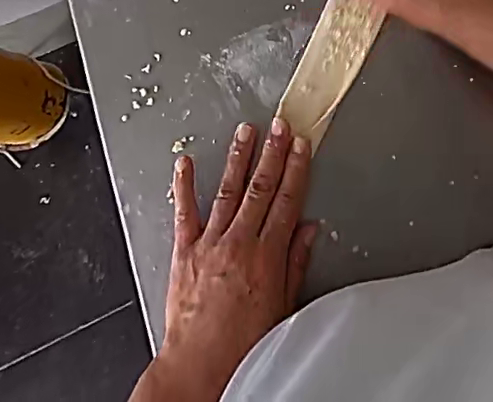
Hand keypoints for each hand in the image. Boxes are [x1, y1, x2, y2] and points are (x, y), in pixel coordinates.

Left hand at [133, 119, 316, 401]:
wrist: (199, 367)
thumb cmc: (245, 346)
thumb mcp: (283, 309)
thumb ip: (295, 264)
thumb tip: (309, 228)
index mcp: (266, 257)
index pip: (286, 201)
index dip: (295, 169)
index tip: (300, 145)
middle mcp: (239, 243)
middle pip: (260, 188)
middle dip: (272, 153)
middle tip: (278, 124)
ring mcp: (209, 242)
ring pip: (228, 190)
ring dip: (239, 158)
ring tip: (246, 130)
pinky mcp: (184, 248)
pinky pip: (184, 210)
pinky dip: (184, 184)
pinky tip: (186, 161)